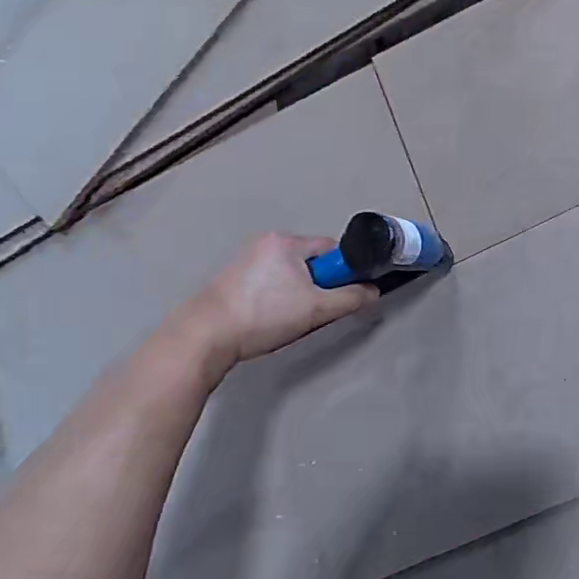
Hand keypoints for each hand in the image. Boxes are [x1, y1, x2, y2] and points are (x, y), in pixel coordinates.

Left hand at [178, 233, 378, 366]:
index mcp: (285, 242)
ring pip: (291, 275)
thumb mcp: (318, 310)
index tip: (335, 294)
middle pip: (311, 262)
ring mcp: (246, 260)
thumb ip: (352, 298)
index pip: (332, 249)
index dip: (341, 273)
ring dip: (298, 294)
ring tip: (287, 317)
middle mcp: (264, 243)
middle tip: (311, 310)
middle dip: (318, 286)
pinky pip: (270, 283)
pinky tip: (269, 319)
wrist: (206, 337)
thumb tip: (372, 292)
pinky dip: (277, 299)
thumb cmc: (260, 317)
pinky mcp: (233, 279)